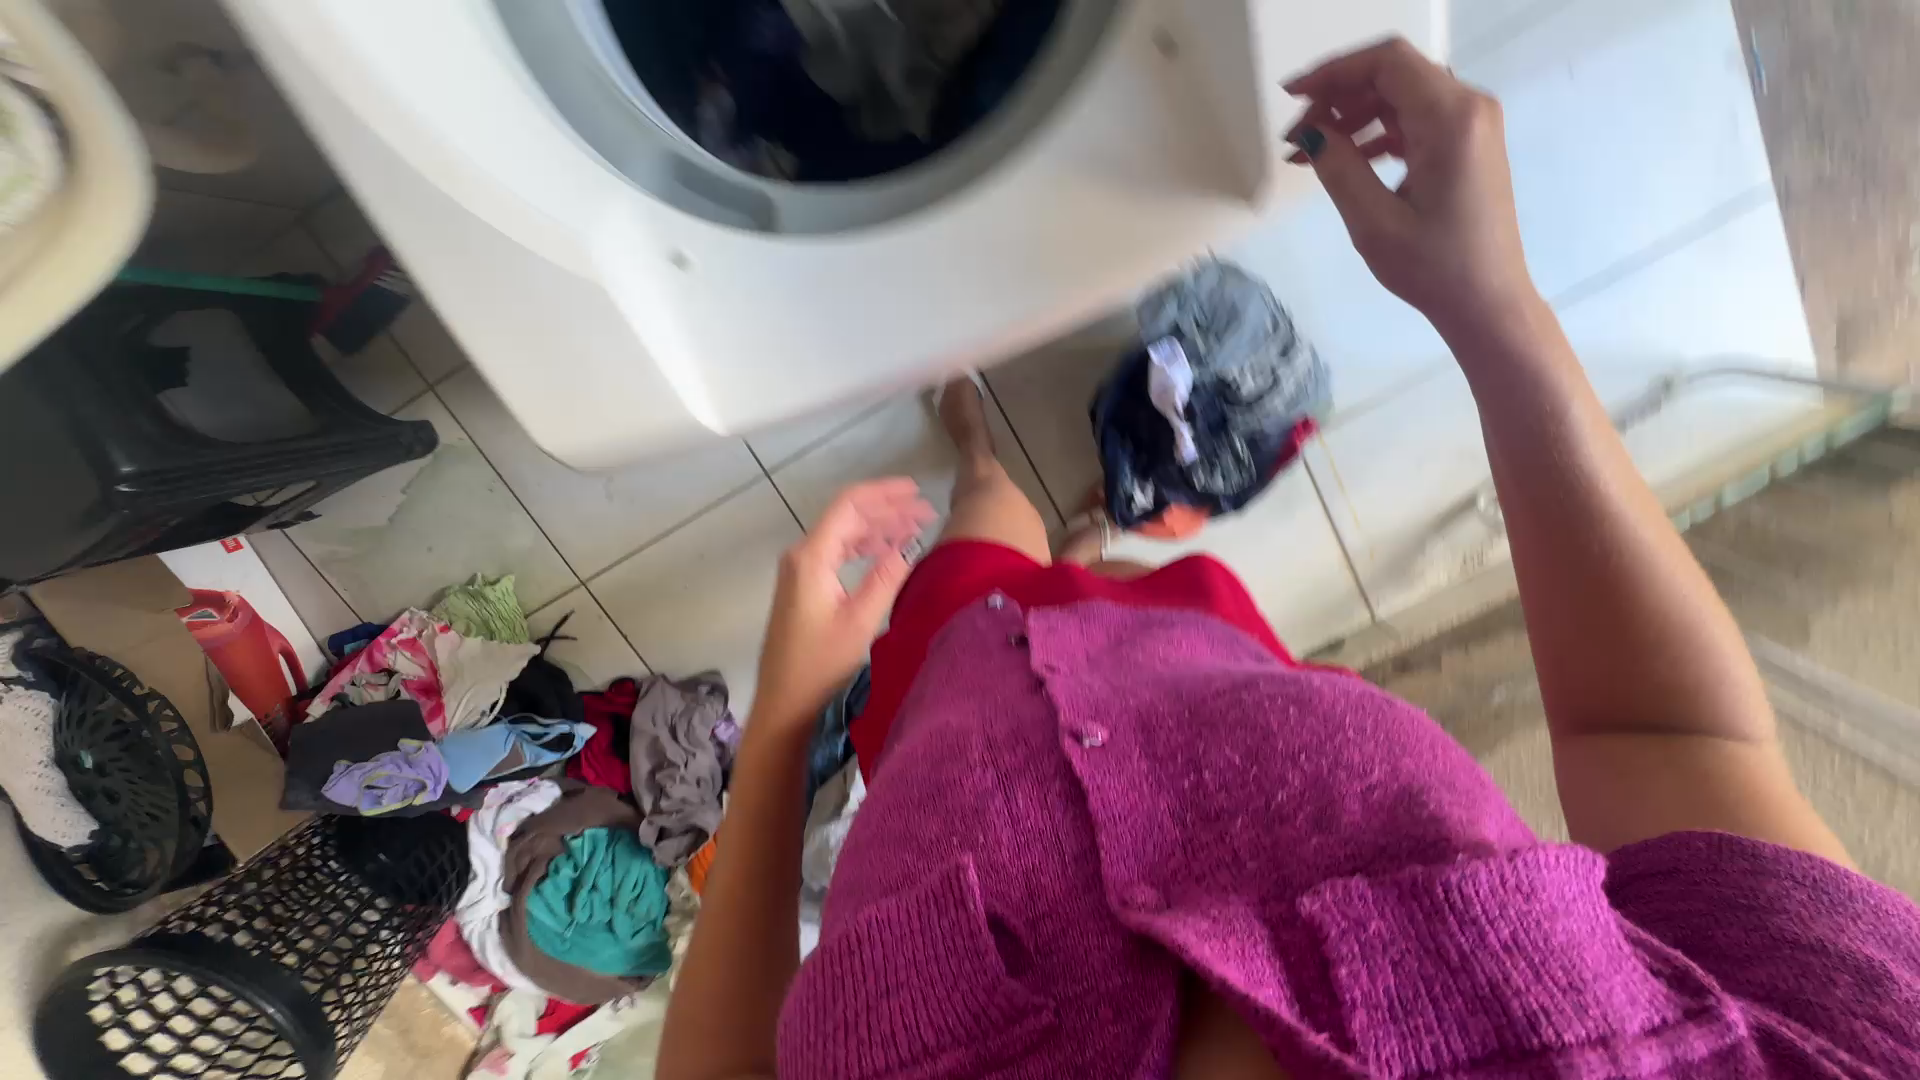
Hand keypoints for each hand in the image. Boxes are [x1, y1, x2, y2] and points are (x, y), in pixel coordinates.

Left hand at [751, 478, 935, 729]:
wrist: (784, 703)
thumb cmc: (820, 665)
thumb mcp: (861, 622)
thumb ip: (886, 578)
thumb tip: (908, 544)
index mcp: (812, 557)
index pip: (849, 506)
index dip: (884, 493)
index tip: (916, 491)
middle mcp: (802, 556)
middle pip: (847, 516)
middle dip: (887, 509)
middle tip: (926, 511)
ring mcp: (801, 570)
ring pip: (844, 534)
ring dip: (878, 527)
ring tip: (915, 527)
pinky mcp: (805, 586)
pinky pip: (838, 552)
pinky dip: (865, 546)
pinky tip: (889, 550)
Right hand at [1285, 38, 1540, 335]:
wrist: (1485, 298)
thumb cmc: (1432, 266)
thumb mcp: (1373, 221)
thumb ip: (1339, 168)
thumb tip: (1309, 132)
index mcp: (1451, 118)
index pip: (1387, 63)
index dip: (1334, 72)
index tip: (1292, 96)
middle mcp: (1469, 108)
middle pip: (1394, 75)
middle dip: (1339, 96)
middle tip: (1296, 135)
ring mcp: (1472, 126)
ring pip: (1402, 97)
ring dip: (1353, 116)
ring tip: (1311, 152)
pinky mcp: (1466, 146)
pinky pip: (1414, 122)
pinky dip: (1375, 133)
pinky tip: (1344, 161)